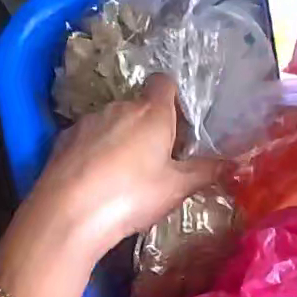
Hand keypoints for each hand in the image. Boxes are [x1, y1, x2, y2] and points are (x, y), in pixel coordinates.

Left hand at [21, 75, 220, 262]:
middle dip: (147, 126)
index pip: (164, 83)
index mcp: (152, 112)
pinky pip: (87, 139)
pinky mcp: (63, 140)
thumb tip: (233, 162)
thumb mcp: (176, 188)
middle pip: (137, 107)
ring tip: (123, 175)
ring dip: (119, 139)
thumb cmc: (132, 195)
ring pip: (110, 122)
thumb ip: (205, 171)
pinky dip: (93, 152)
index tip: (177, 122)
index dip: (172, 98)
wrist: (69, 213)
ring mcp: (87, 122)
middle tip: (156, 160)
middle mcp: (118, 108)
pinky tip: (95, 180)